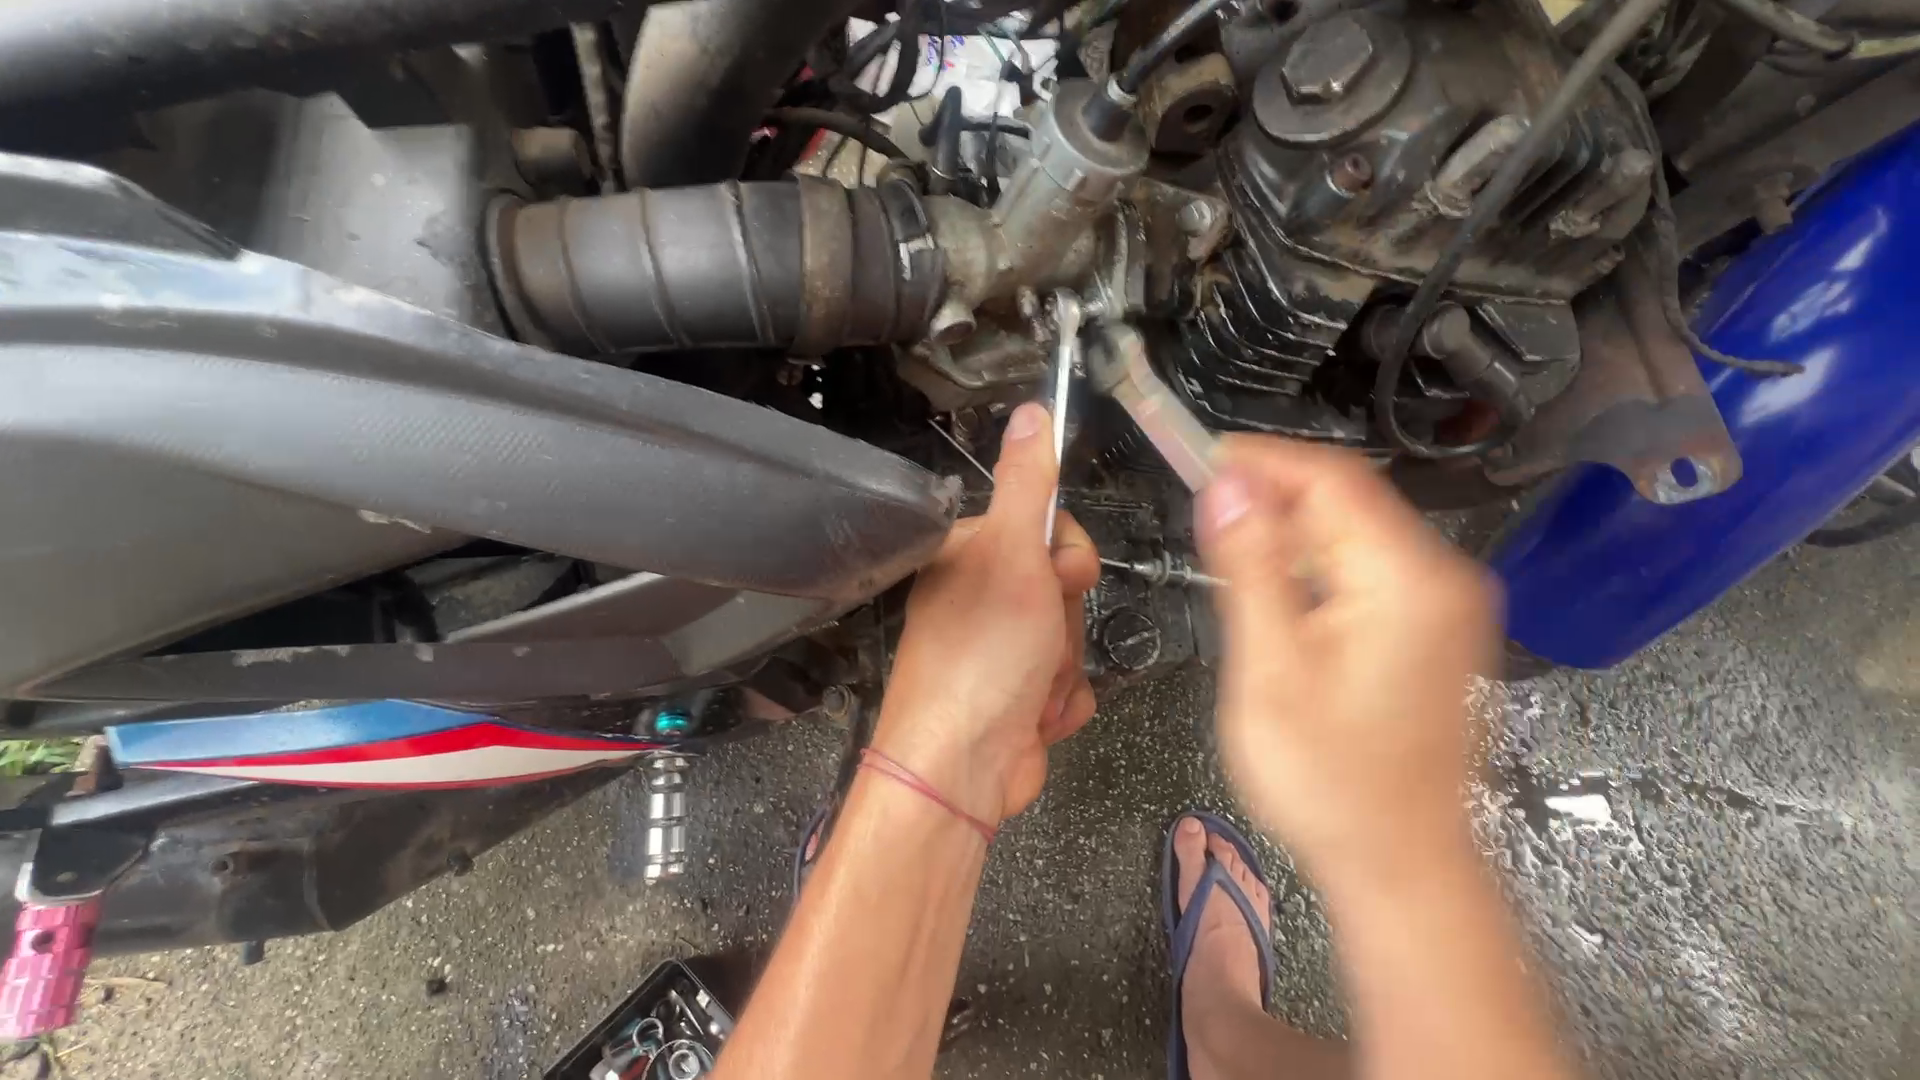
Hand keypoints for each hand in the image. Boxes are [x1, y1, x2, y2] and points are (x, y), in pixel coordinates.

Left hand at [873, 402, 1100, 826]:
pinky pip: (1073, 682)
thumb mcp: (1012, 554)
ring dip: (1065, 665)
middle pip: (1067, 585)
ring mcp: (1001, 649)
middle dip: (1065, 618)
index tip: (1057, 574)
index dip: (1067, 555)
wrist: (964, 766)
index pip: (1049, 528)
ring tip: (1031, 682)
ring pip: (1074, 636)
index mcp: (972, 555)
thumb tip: (1031, 414)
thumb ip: (1029, 483)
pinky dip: (1063, 700)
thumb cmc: (978, 661)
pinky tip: (1033, 712)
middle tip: (1039, 636)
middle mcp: (983, 597)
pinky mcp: (1019, 694)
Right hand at [1196, 436, 1500, 891]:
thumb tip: (1226, 489)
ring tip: (1227, 549)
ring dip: (1287, 530)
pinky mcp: (1428, 633)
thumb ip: (1248, 568)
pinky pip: (1364, 571)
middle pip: (1345, 501)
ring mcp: (1440, 609)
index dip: (1261, 459)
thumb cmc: (1333, 784)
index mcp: (1405, 581)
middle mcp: (1439, 582)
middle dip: (1270, 495)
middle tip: (1204, 508)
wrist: (1400, 865)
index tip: (1202, 456)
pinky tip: (1273, 591)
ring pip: (1351, 535)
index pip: (1331, 478)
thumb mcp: (1270, 668)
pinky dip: (1312, 564)